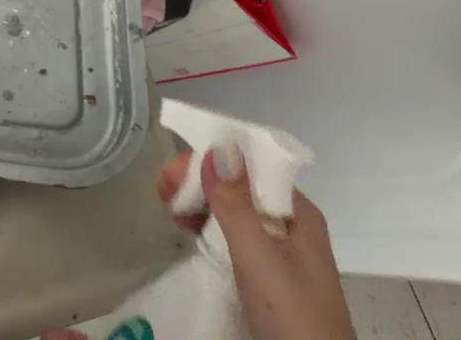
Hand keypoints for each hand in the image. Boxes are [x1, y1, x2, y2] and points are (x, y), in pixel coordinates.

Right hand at [158, 149, 355, 339]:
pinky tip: (189, 231)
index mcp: (297, 211)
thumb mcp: (258, 256)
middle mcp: (290, 222)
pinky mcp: (268, 272)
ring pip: (233, 208)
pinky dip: (208, 225)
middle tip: (163, 193)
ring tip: (171, 211)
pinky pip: (233, 233)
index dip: (208, 161)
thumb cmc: (292, 314)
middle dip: (199, 181)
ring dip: (200, 201)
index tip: (172, 175)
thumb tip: (217, 146)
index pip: (248, 165)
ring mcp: (280, 248)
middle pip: (238, 184)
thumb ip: (236, 204)